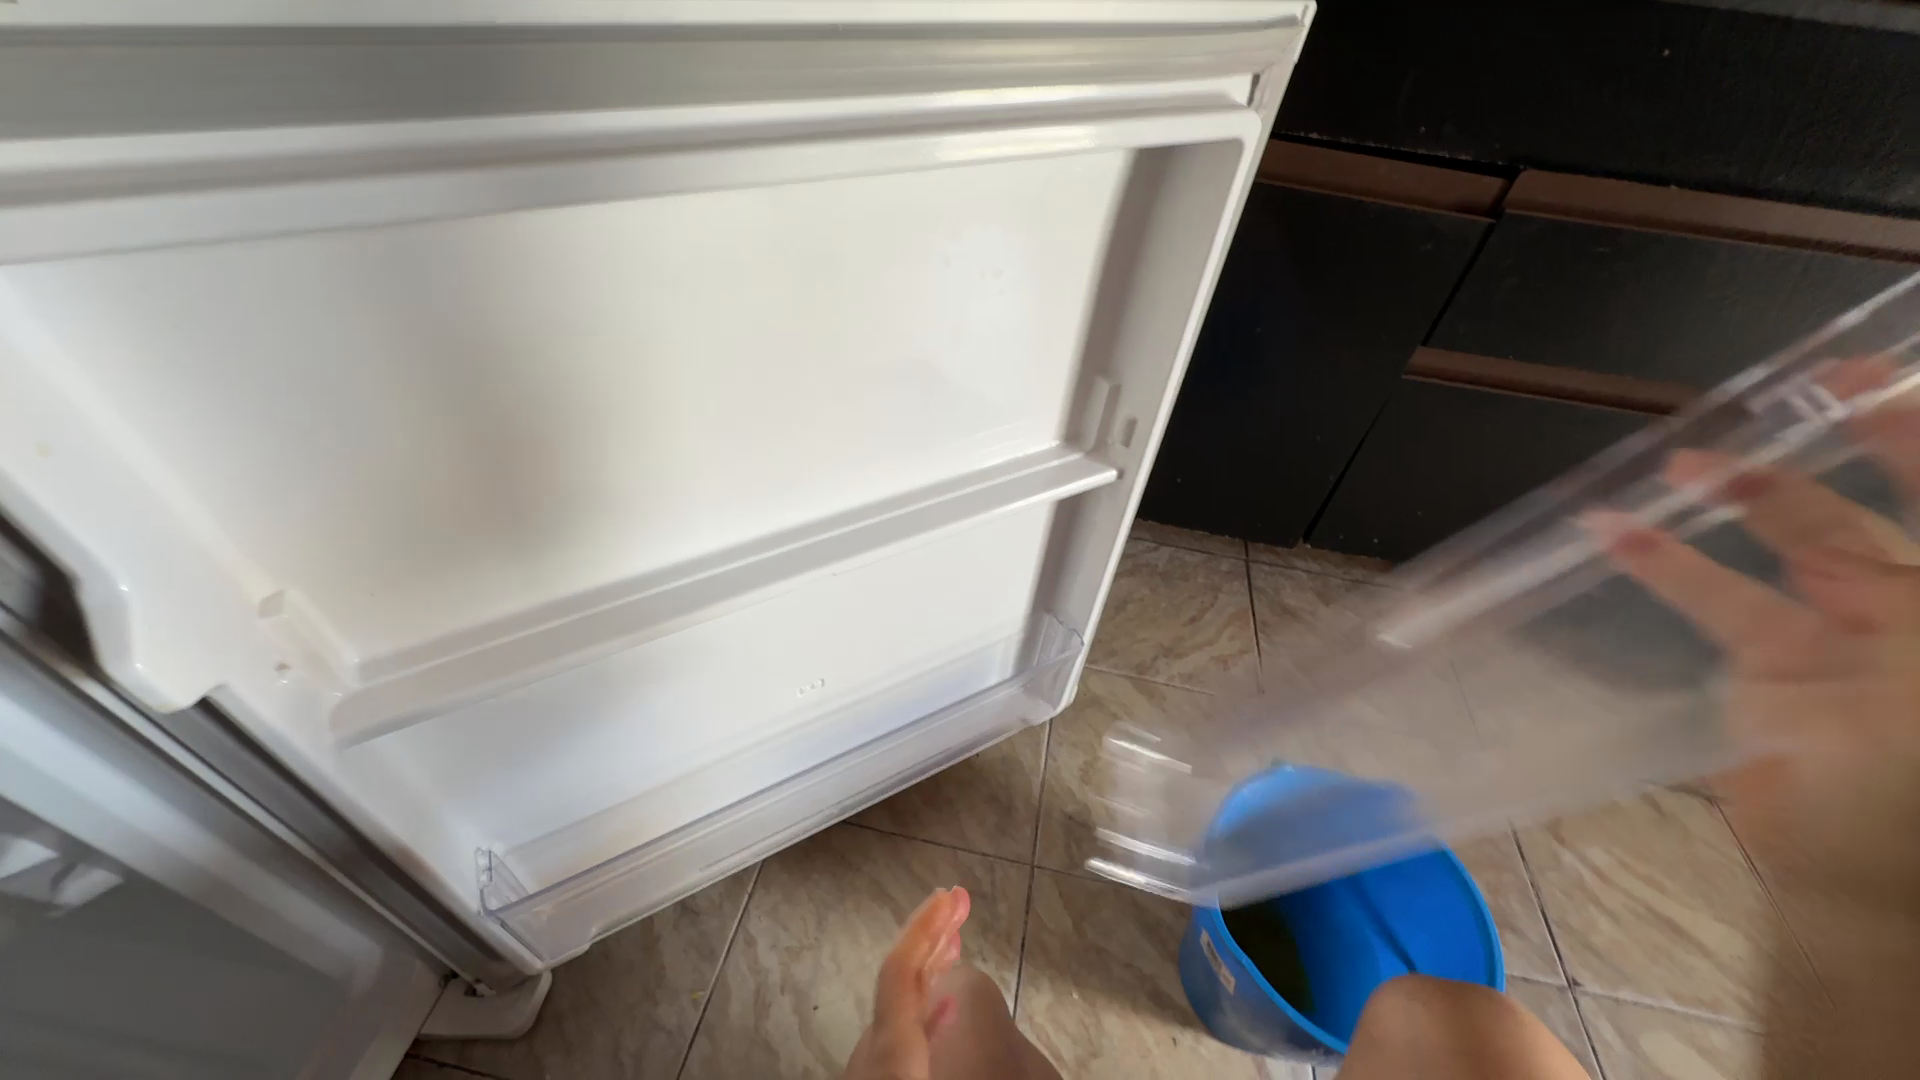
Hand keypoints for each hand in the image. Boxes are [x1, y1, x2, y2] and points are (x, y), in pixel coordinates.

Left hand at [841, 886, 971, 1079]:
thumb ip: (944, 1050)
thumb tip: (968, 1005)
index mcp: (887, 1051)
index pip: (900, 971)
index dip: (924, 927)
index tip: (949, 894)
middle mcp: (871, 1048)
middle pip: (899, 978)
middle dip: (929, 934)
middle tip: (958, 900)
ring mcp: (871, 1065)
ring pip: (900, 1003)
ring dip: (928, 966)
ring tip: (955, 939)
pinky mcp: (878, 1079)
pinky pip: (903, 1033)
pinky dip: (926, 1010)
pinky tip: (946, 1006)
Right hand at [1594, 359, 1919, 899]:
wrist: (1866, 886)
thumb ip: (1896, 589)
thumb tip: (1894, 470)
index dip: (1915, 433)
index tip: (1858, 383)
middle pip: (1886, 508)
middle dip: (1855, 444)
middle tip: (1804, 392)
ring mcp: (1846, 636)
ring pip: (1796, 544)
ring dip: (1740, 500)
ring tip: (1680, 466)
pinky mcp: (1766, 668)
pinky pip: (1712, 601)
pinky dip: (1659, 566)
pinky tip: (1611, 533)